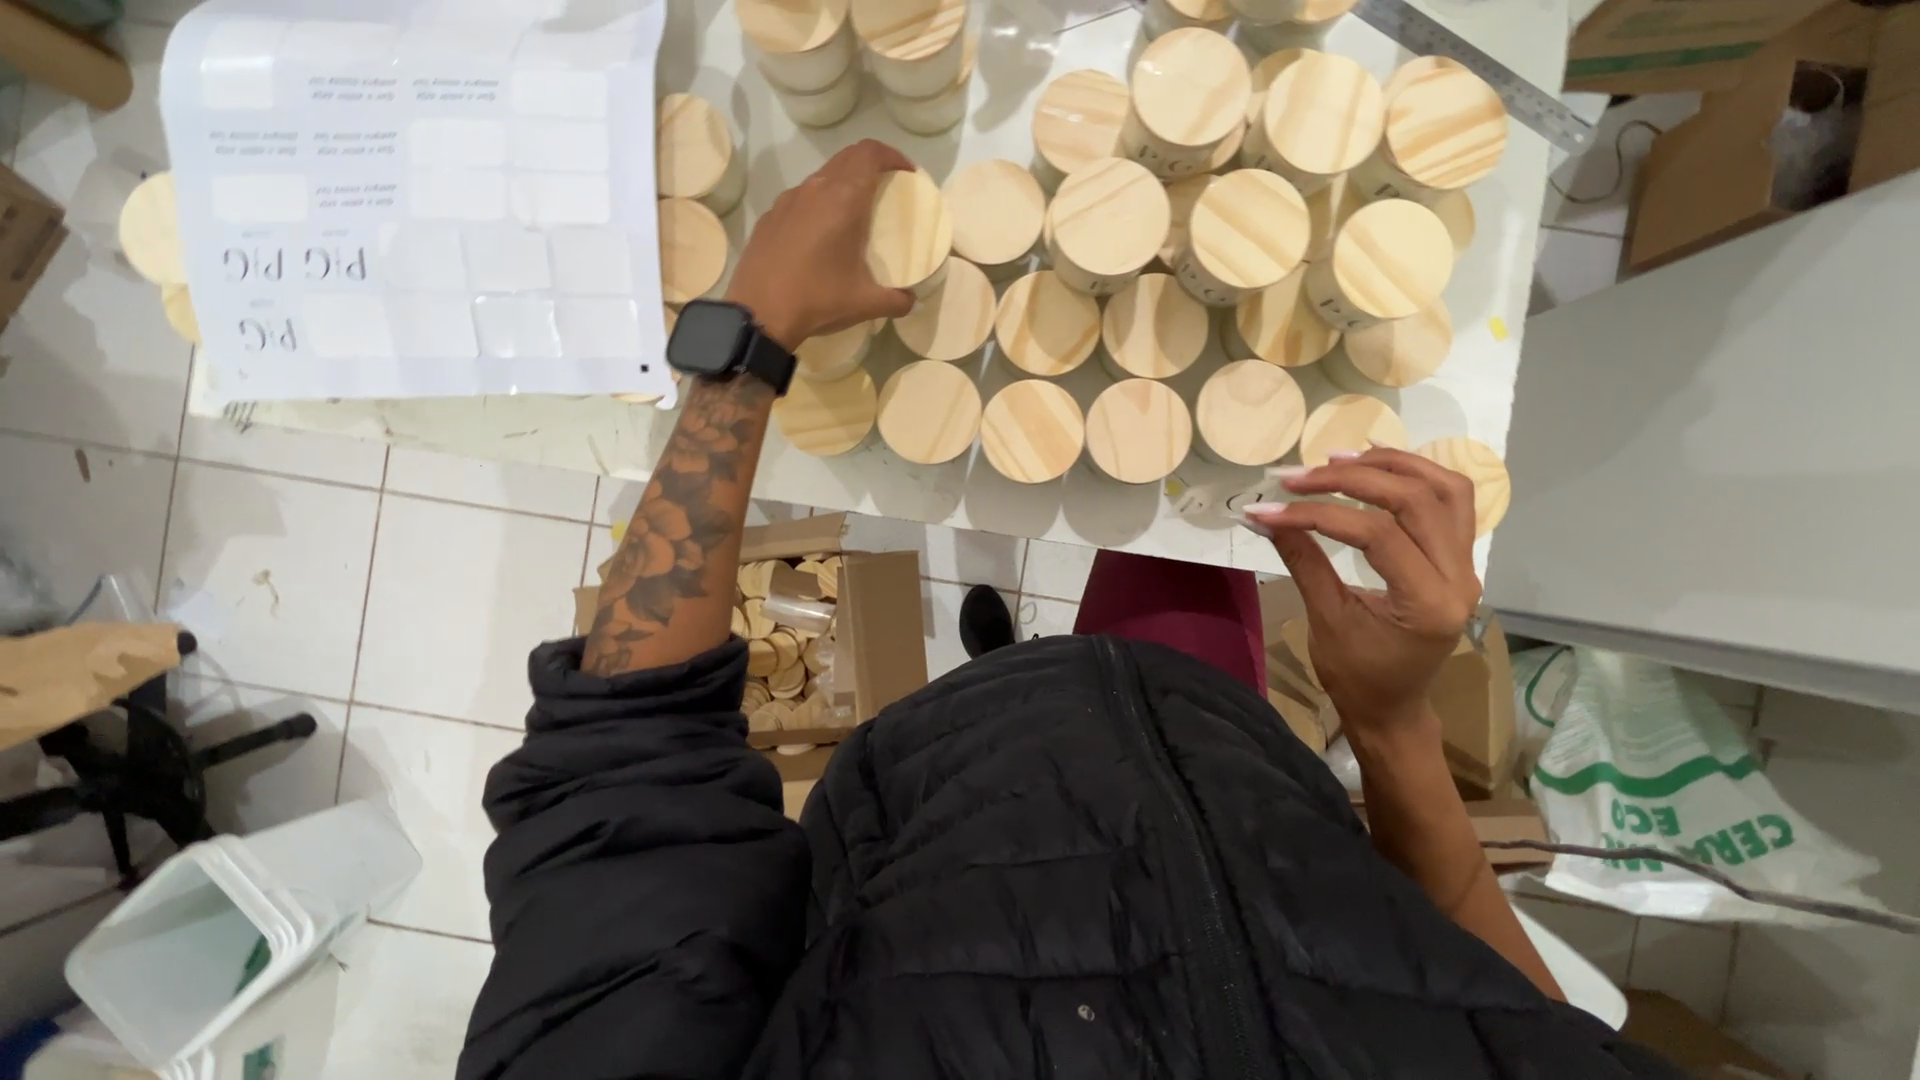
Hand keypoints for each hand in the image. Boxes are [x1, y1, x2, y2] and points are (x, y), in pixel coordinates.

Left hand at [724, 139, 918, 350]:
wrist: (759, 314)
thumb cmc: (818, 300)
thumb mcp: (865, 304)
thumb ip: (897, 300)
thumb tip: (911, 301)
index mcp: (844, 200)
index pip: (871, 154)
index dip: (892, 155)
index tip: (905, 172)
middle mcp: (815, 190)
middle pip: (847, 157)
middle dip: (870, 164)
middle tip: (885, 186)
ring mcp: (788, 201)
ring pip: (822, 176)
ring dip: (843, 182)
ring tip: (853, 211)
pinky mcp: (769, 217)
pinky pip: (800, 199)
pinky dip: (818, 203)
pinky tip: (819, 234)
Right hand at [1241, 448, 1481, 748]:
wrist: (1393, 707)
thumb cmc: (1357, 676)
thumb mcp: (1325, 620)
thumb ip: (1303, 560)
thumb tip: (1265, 515)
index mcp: (1428, 602)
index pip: (1375, 534)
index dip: (1318, 513)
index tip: (1269, 507)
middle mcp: (1460, 577)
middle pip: (1415, 500)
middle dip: (1352, 479)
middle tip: (1299, 476)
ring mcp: (1466, 564)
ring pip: (1445, 489)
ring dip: (1392, 465)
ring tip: (1339, 458)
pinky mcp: (1458, 558)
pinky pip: (1450, 501)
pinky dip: (1415, 475)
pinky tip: (1375, 469)